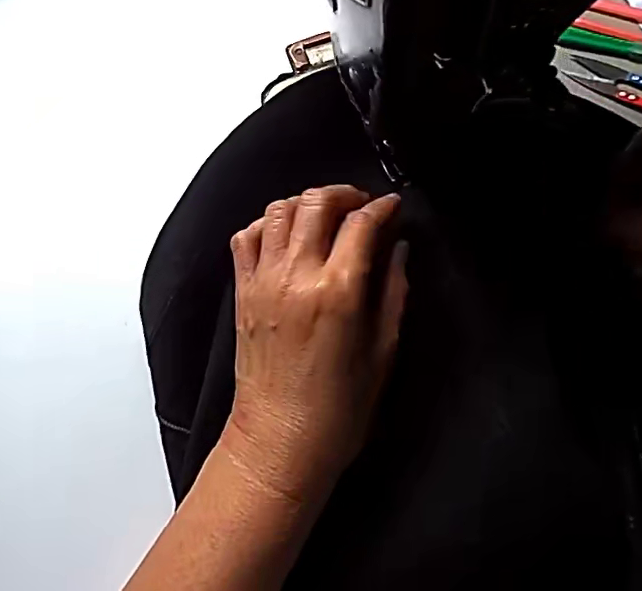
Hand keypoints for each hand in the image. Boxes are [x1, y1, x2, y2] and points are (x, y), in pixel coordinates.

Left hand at [222, 187, 407, 504]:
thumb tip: (399, 248)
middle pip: (316, 203)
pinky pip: (246, 237)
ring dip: (308, 203)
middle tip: (362, 205)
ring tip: (327, 215)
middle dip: (344, 194)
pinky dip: (267, 224)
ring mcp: (264, 282)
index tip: (393, 206)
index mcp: (337, 291)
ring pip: (279, 210)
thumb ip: (393, 290)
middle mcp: (297, 276)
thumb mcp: (383, 349)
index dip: (383, 207)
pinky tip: (288, 235)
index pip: (361, 223)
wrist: (278, 446)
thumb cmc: (339, 408)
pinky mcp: (242, 293)